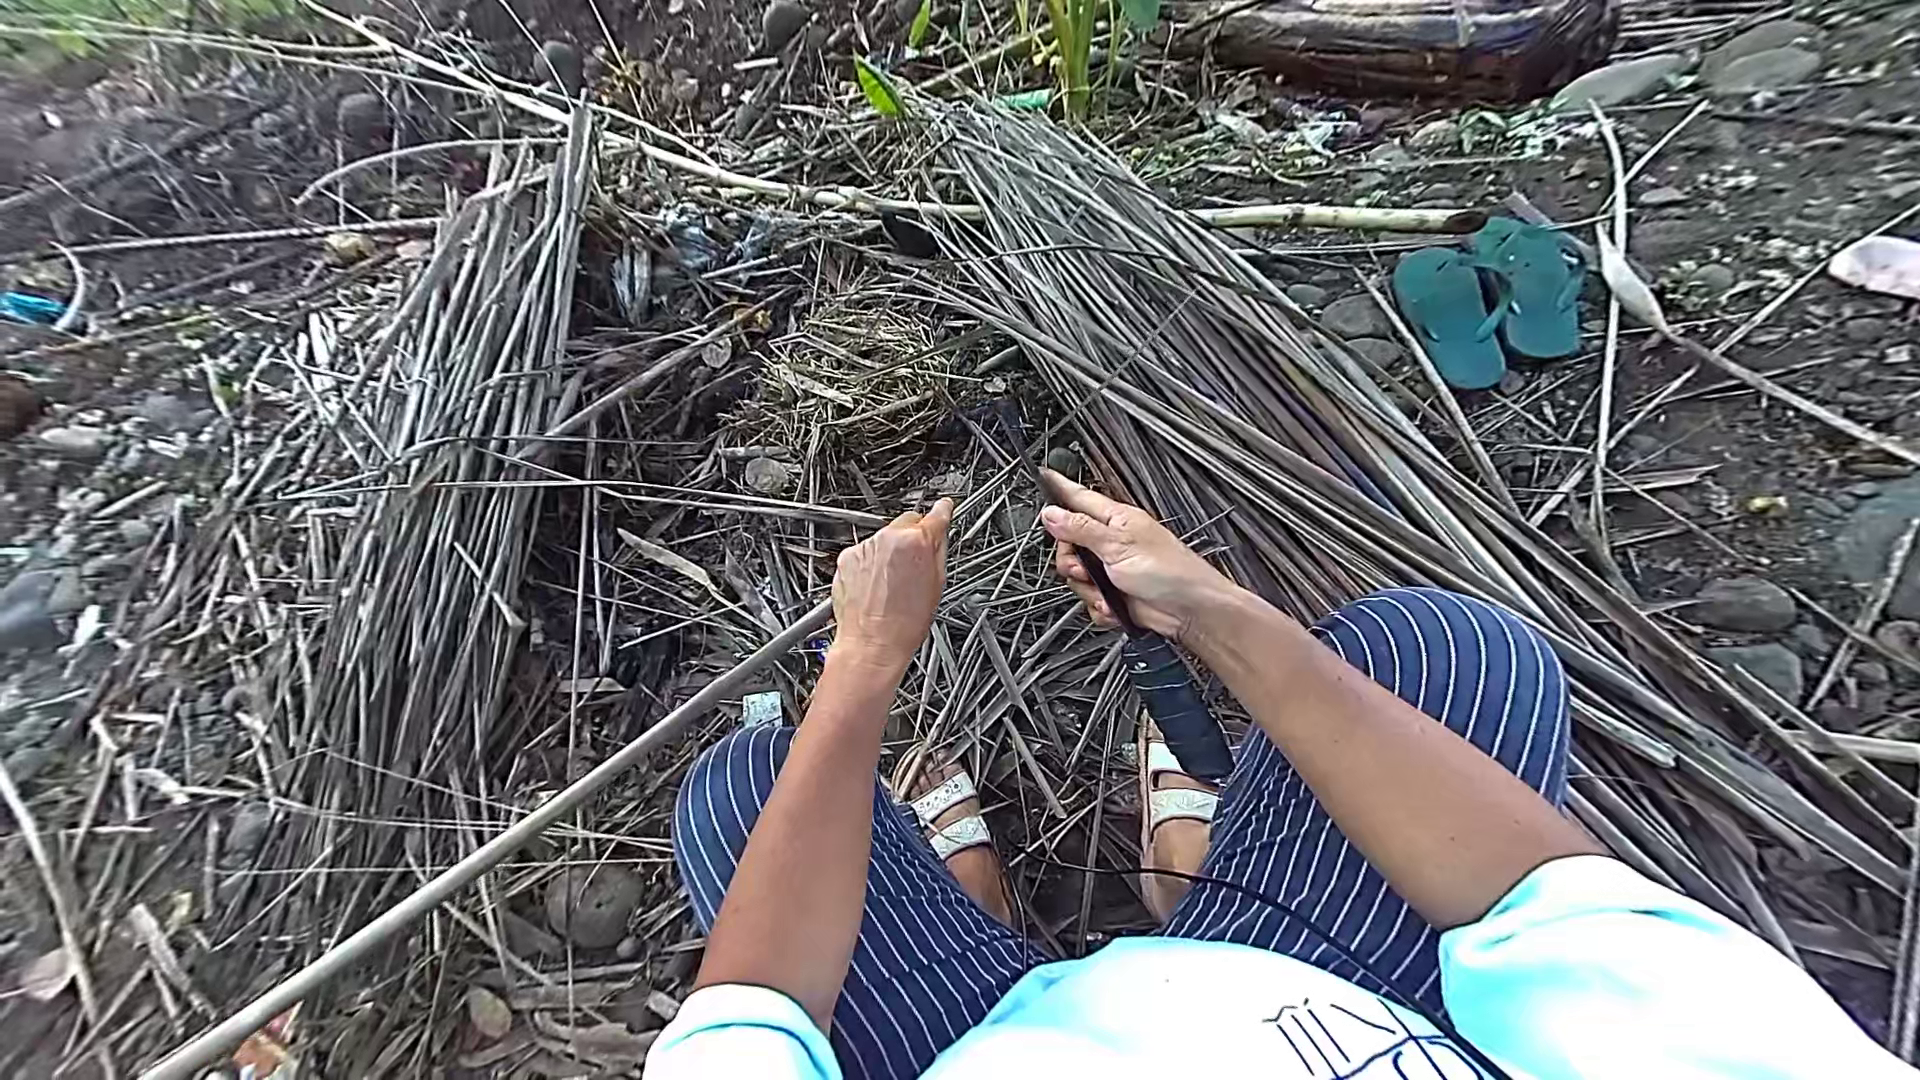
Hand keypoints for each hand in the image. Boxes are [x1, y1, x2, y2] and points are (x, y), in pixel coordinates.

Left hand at [831, 498, 953, 671]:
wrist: (871, 645)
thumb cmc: (904, 624)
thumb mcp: (937, 584)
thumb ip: (939, 550)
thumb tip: (940, 532)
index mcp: (916, 542)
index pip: (936, 515)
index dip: (942, 512)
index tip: (944, 507)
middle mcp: (888, 538)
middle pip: (907, 524)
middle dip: (913, 539)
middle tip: (917, 567)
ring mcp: (865, 547)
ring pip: (885, 539)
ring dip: (891, 553)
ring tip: (894, 584)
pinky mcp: (847, 558)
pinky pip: (866, 552)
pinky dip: (872, 563)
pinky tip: (878, 586)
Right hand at [1040, 470, 1240, 644]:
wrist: (1191, 611)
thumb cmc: (1171, 571)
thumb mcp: (1118, 545)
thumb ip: (1081, 529)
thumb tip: (1052, 513)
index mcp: (1116, 520)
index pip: (1079, 497)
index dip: (1059, 488)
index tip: (1043, 477)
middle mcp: (1111, 542)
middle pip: (1068, 545)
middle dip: (1070, 563)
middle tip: (1082, 569)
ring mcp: (1112, 569)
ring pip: (1075, 576)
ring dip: (1087, 589)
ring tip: (1104, 591)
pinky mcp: (1114, 593)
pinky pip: (1088, 599)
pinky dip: (1098, 606)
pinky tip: (1113, 605)